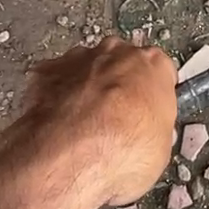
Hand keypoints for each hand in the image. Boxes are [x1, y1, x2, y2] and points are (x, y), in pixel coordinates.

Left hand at [16, 38, 175, 205]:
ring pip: (87, 70)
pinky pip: (55, 81)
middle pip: (122, 64)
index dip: (153, 96)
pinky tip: (59, 128)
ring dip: (87, 92)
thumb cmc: (120, 148)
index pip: (160, 72)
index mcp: (154, 65)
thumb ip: (155, 128)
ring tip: (83, 130)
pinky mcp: (48, 71)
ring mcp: (81, 59)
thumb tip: (148, 139)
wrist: (71, 155)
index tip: (148, 112)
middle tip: (116, 123)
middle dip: (118, 87)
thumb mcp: (161, 150)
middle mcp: (118, 53)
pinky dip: (56, 100)